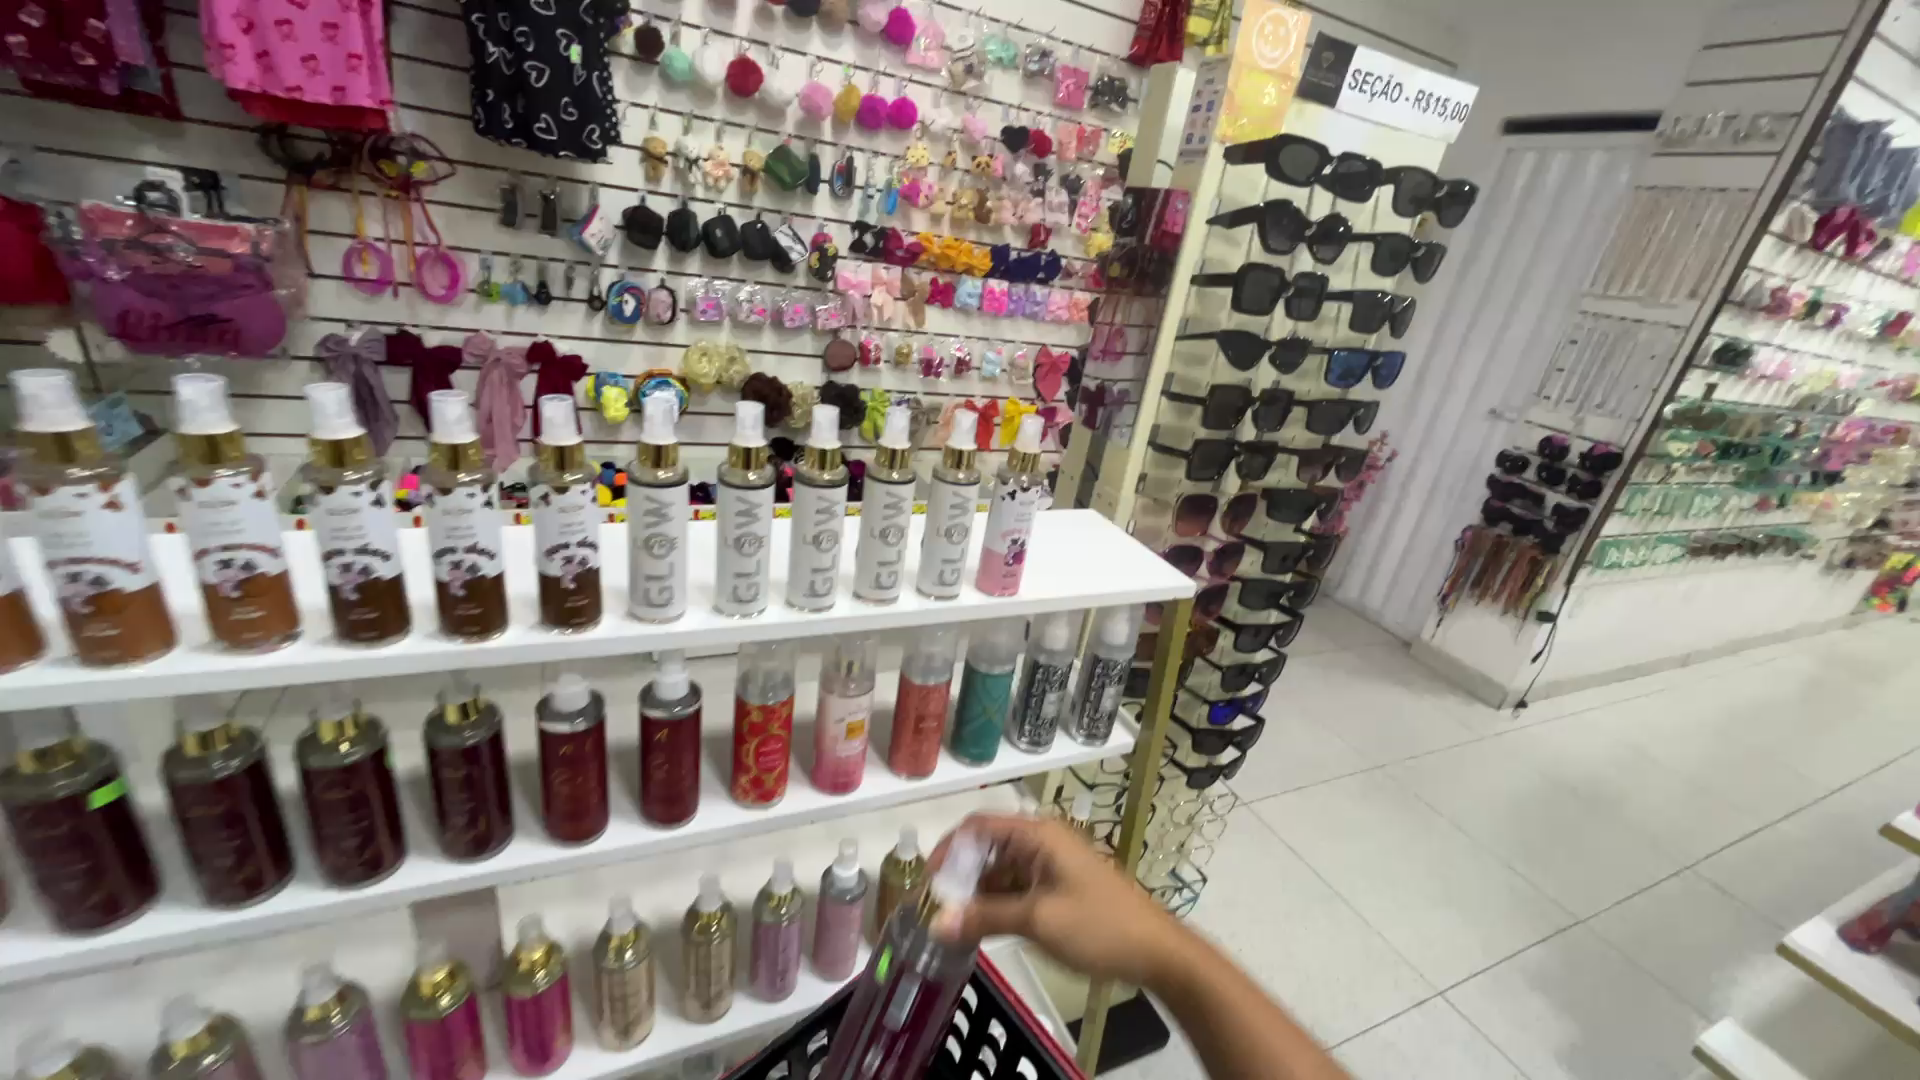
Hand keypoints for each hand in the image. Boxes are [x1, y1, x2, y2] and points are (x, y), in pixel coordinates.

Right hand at [929, 812, 1186, 987]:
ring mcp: (1051, 864)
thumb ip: (985, 917)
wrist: (1156, 951)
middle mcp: (1042, 841)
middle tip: (938, 908)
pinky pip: (1017, 886)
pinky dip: (997, 903)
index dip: (949, 848)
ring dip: (978, 892)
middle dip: (961, 874)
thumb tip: (935, 922)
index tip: (928, 881)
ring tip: (954, 923)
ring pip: (1001, 870)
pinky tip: (982, 927)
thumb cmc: (1098, 926)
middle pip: (988, 847)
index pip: (980, 825)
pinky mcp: (1058, 887)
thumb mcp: (1038, 920)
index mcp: (1038, 834)